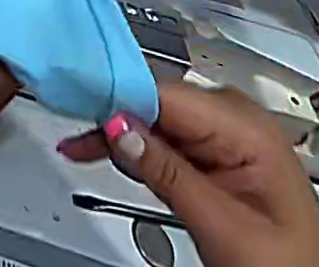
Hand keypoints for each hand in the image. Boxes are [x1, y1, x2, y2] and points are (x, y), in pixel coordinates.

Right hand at [59, 80, 318, 266]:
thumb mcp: (224, 226)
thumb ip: (168, 173)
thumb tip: (118, 124)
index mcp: (245, 124)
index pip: (164, 92)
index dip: (118, 94)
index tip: (78, 100)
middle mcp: (234, 116)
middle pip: (155, 100)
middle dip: (113, 116)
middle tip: (74, 136)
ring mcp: (224, 132)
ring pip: (155, 118)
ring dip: (119, 133)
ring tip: (82, 146)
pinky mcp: (214, 151)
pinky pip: (165, 137)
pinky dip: (137, 148)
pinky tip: (112, 152)